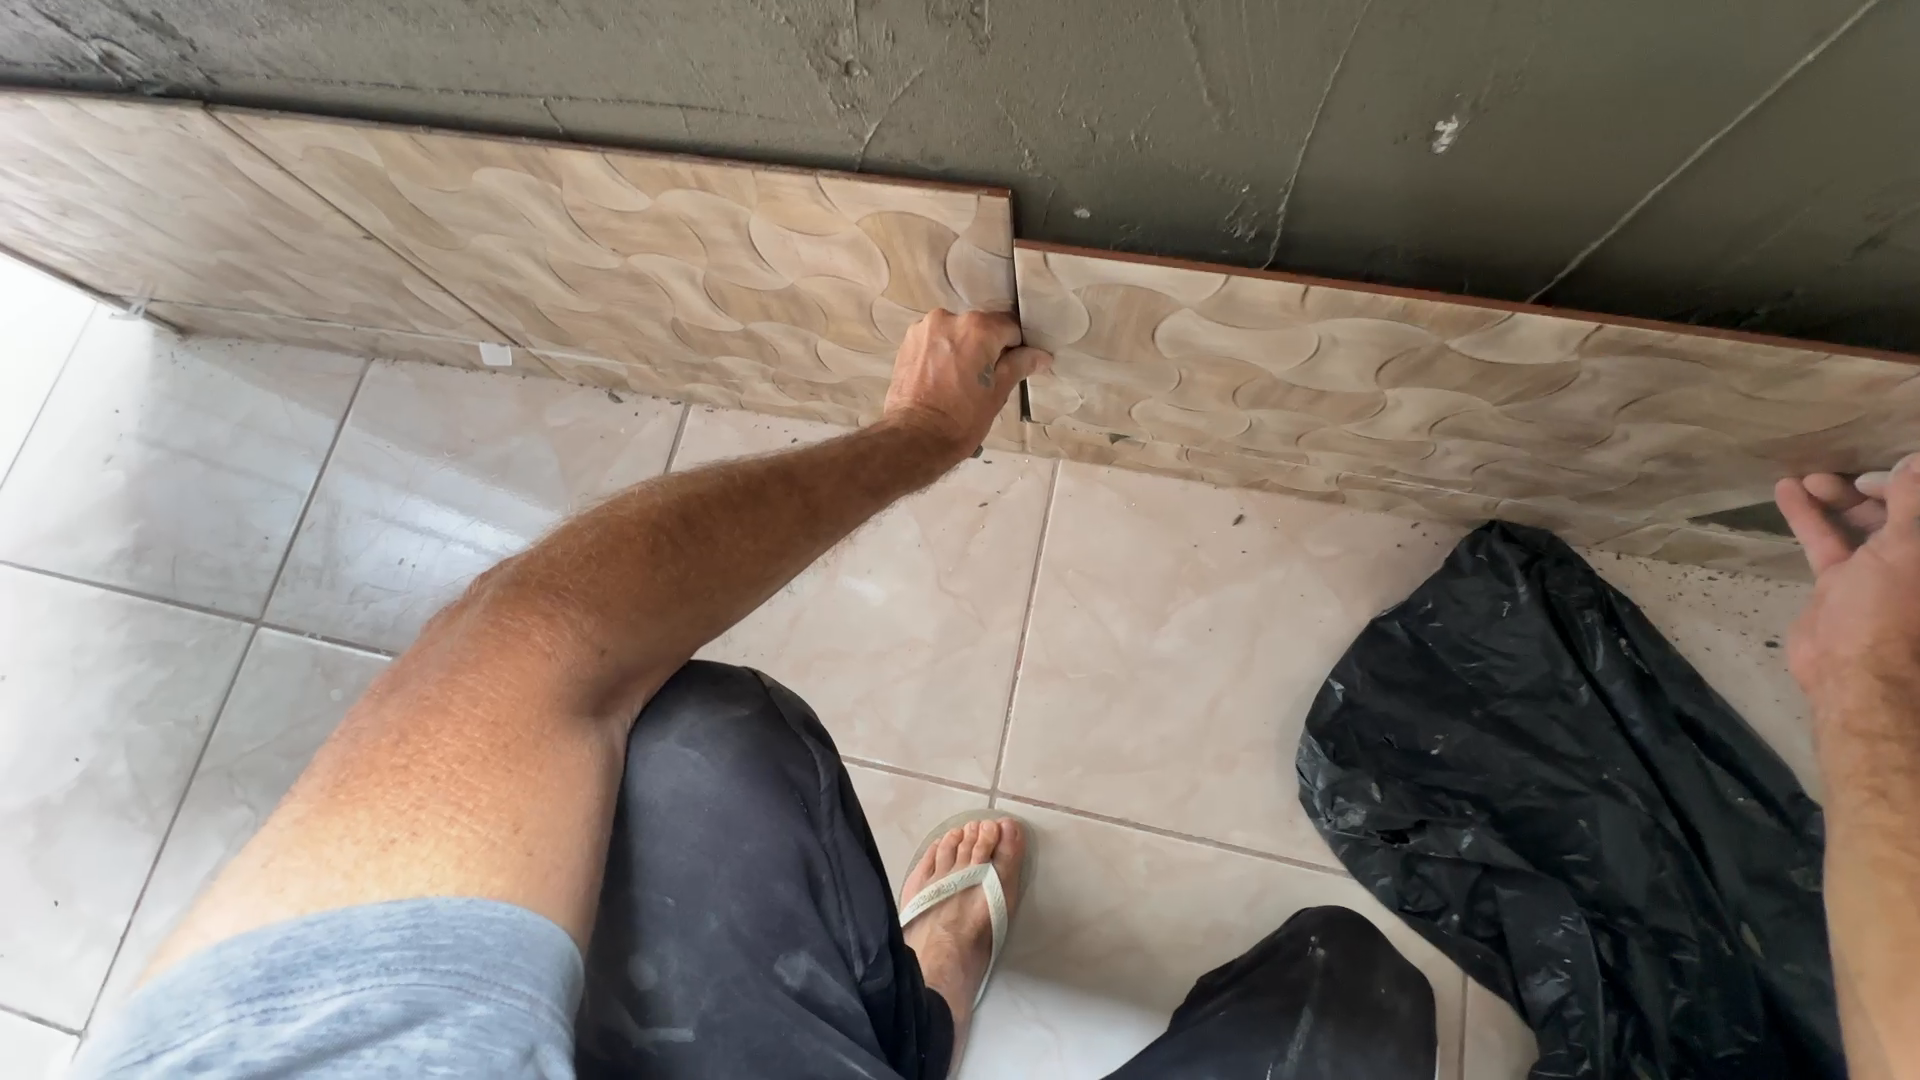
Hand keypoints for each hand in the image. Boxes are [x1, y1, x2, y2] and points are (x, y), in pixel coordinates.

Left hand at [881, 309, 1049, 460]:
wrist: (915, 437)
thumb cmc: (962, 419)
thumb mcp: (998, 393)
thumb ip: (1019, 365)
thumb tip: (1041, 356)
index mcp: (978, 328)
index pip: (1010, 327)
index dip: (1016, 348)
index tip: (1012, 368)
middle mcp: (950, 318)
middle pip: (980, 328)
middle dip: (986, 349)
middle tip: (984, 380)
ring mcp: (925, 328)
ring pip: (956, 334)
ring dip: (962, 350)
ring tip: (958, 381)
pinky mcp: (908, 342)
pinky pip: (935, 341)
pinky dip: (941, 354)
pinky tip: (941, 379)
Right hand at [1775, 455, 1919, 720]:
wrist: (1855, 665)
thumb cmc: (1896, 607)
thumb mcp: (1910, 548)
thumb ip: (1914, 503)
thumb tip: (1914, 461)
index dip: (1914, 481)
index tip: (1888, 469)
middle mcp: (1919, 558)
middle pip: (1903, 511)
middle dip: (1874, 488)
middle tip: (1842, 478)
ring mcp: (1883, 570)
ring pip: (1863, 523)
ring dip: (1836, 499)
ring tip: (1809, 479)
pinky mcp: (1843, 580)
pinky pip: (1827, 540)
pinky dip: (1808, 516)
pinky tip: (1789, 491)